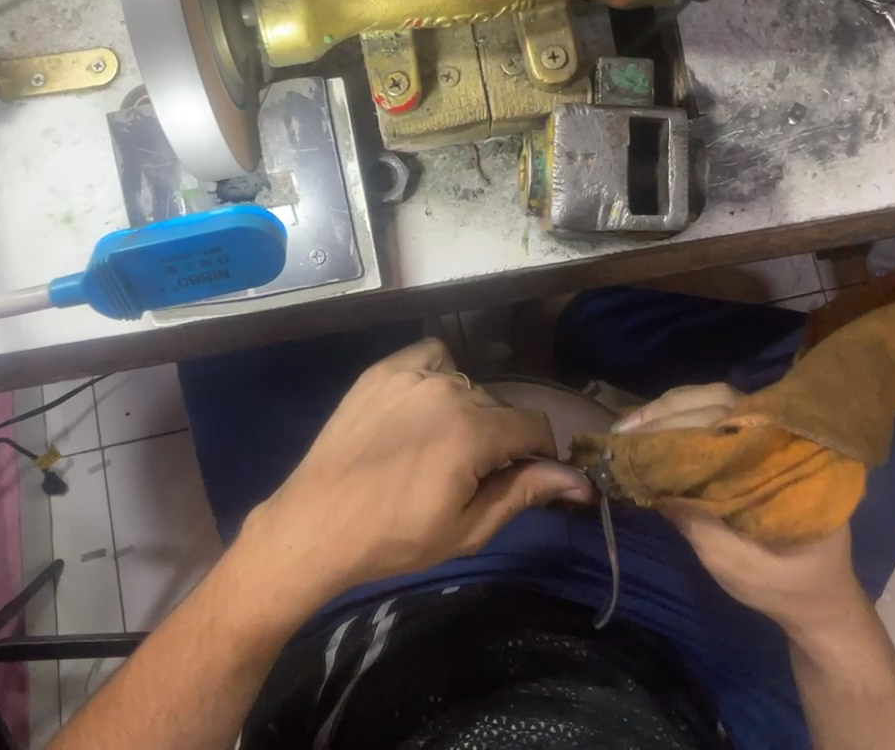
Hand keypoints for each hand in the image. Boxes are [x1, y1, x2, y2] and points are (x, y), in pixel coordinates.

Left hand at [240, 339, 594, 605]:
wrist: (316, 523)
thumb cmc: (394, 537)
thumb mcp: (467, 528)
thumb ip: (524, 491)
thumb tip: (578, 479)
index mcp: (474, 431)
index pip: (534, 425)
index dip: (538, 454)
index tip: (522, 477)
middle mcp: (449, 390)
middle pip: (499, 407)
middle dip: (499, 438)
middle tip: (470, 474)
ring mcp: (412, 375)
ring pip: (466, 384)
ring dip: (468, 410)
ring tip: (438, 445)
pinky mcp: (382, 371)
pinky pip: (430, 356)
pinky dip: (437, 374)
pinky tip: (422, 406)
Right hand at [618, 384, 866, 637]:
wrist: (821, 600)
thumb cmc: (780, 585)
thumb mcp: (733, 563)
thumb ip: (695, 520)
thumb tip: (648, 478)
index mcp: (789, 464)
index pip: (729, 425)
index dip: (679, 425)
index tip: (638, 437)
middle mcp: (784, 437)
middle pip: (720, 402)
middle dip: (667, 412)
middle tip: (623, 428)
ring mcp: (773, 434)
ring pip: (717, 400)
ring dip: (670, 408)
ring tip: (631, 424)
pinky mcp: (758, 441)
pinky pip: (718, 412)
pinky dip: (682, 413)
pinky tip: (652, 426)